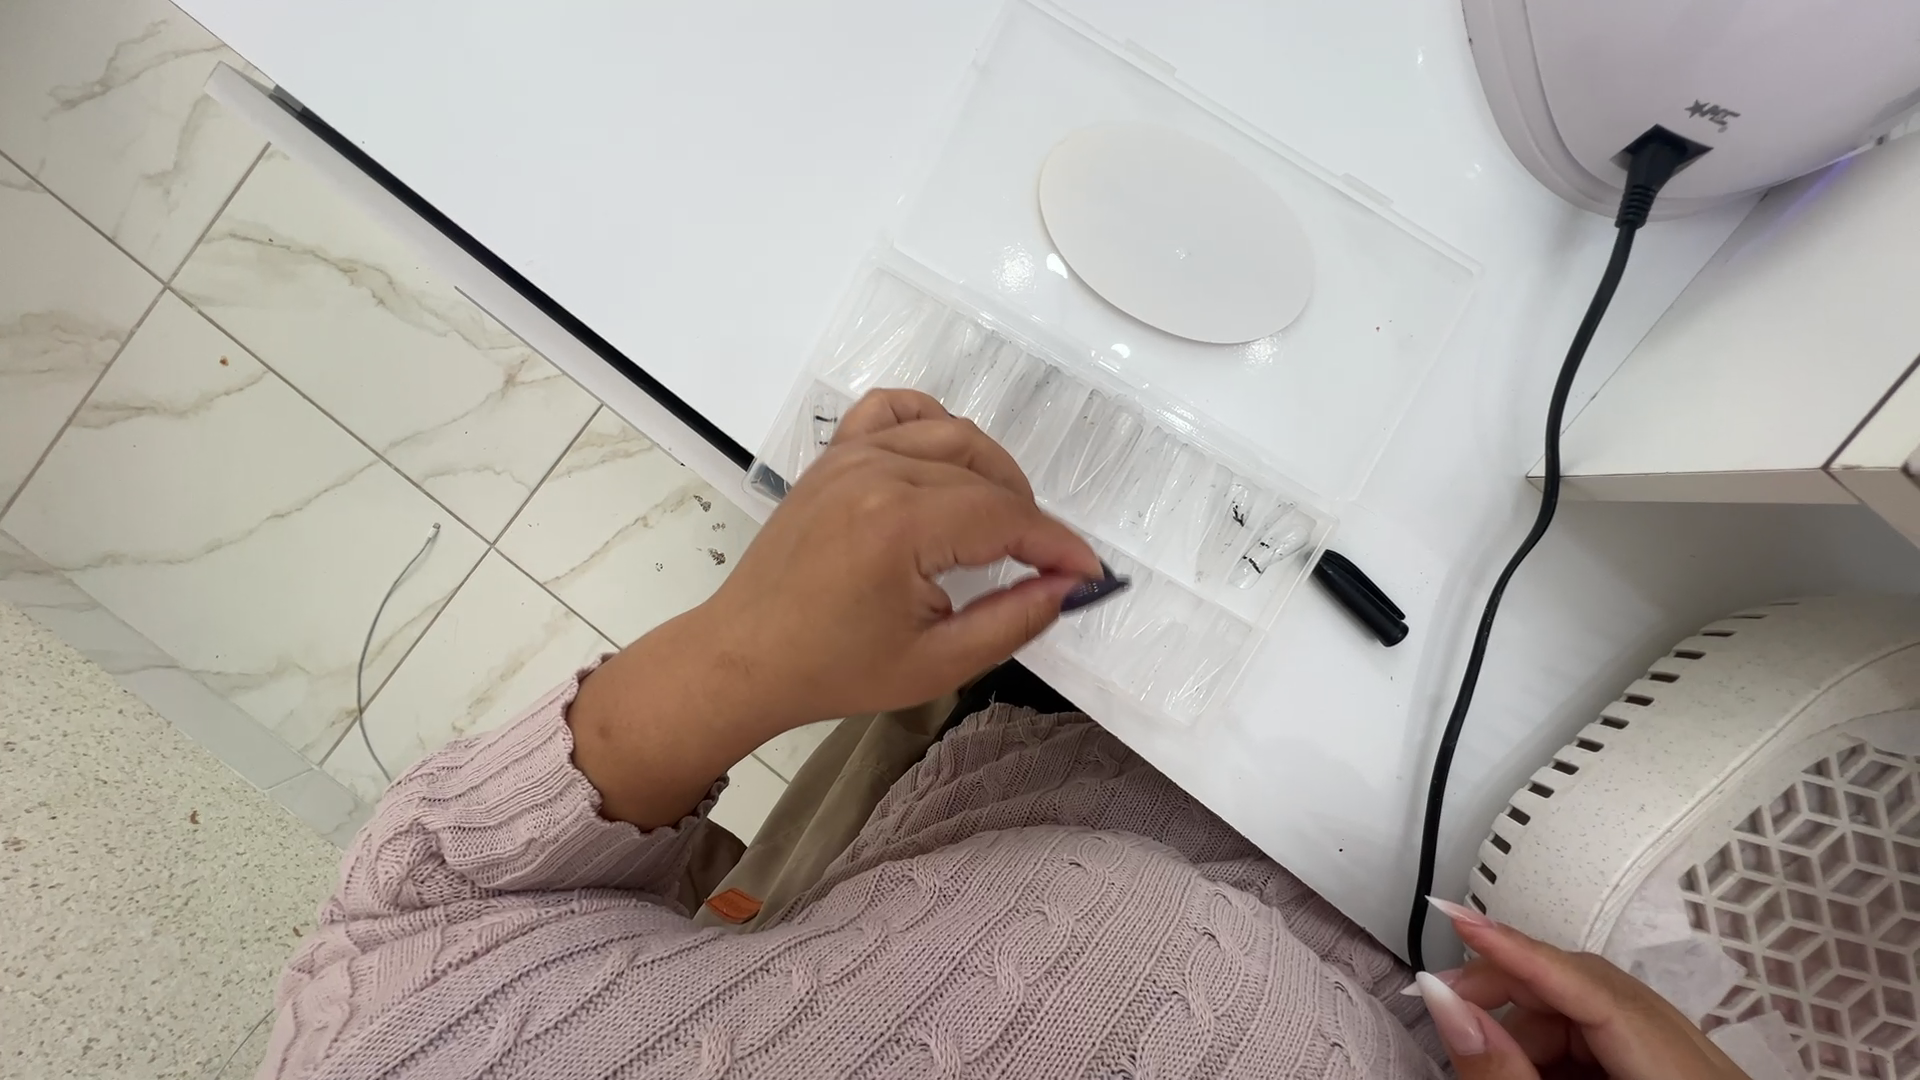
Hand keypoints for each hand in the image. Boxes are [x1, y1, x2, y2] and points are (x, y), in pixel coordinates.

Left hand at [570, 389, 1099, 827]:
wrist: (746, 656)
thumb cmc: (836, 669)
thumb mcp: (937, 663)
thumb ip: (1014, 619)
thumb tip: (1068, 583)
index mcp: (899, 525)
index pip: (1005, 517)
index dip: (1057, 544)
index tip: (1088, 571)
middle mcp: (876, 473)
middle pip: (985, 476)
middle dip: (1029, 518)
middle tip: (1040, 565)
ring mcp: (849, 455)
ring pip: (951, 435)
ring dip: (993, 473)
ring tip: (1001, 523)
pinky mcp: (833, 455)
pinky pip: (893, 411)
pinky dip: (931, 423)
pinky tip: (945, 459)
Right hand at [1416, 899, 1749, 1079]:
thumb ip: (1497, 1071)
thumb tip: (1437, 994)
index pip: (1594, 991)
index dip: (1518, 950)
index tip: (1452, 917)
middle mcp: (1713, 1074)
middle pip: (1591, 990)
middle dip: (1510, 987)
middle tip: (1444, 994)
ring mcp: (1705, 1076)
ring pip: (1593, 1010)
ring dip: (1528, 1020)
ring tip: (1485, 1048)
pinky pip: (1607, 1038)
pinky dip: (1555, 1046)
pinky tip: (1528, 1069)